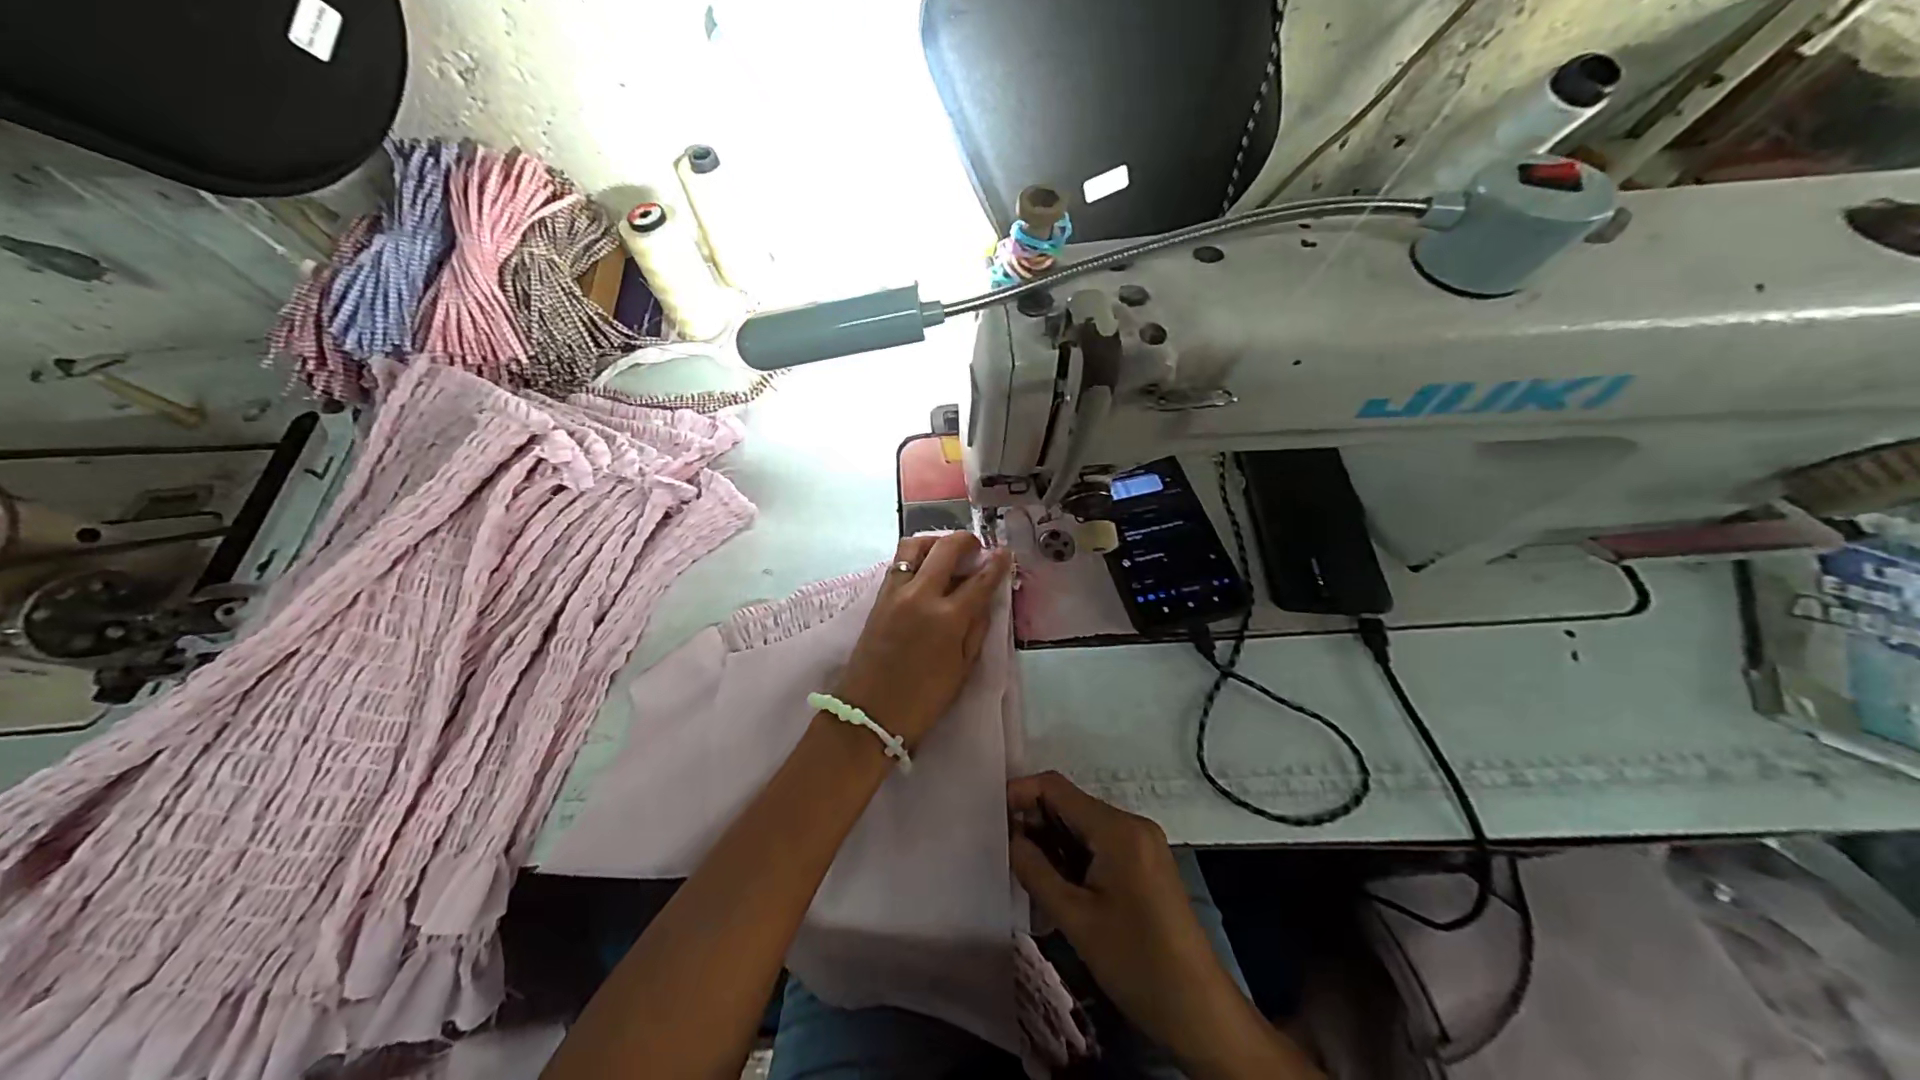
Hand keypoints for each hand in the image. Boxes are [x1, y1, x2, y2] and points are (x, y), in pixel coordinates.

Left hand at [832, 533, 1011, 748]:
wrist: (870, 713)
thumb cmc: (924, 699)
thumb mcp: (962, 668)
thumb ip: (976, 629)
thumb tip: (984, 599)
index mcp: (947, 618)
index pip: (979, 580)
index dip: (997, 564)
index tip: (1005, 553)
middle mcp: (920, 595)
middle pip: (945, 549)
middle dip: (966, 541)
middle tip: (977, 548)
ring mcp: (894, 593)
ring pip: (914, 546)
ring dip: (935, 542)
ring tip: (947, 553)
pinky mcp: (878, 598)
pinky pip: (898, 563)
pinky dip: (916, 557)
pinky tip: (926, 570)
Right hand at [1009, 772, 1314, 1079]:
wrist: (1198, 1009)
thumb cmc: (1135, 961)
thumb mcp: (1075, 917)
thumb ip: (1035, 870)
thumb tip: (1010, 837)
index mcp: (1117, 829)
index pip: (1056, 788)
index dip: (1019, 794)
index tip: (988, 816)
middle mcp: (1132, 825)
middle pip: (1070, 805)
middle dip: (1033, 822)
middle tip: (1002, 852)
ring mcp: (1142, 844)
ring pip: (1082, 827)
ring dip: (1051, 843)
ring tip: (1023, 874)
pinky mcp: (1144, 864)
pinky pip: (1099, 845)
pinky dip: (1072, 857)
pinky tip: (1054, 885)